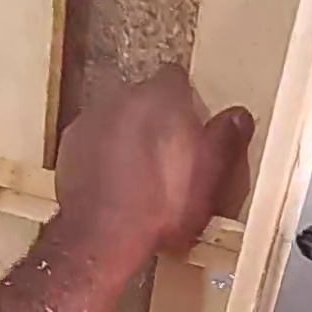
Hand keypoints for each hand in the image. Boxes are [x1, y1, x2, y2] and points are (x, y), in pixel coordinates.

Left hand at [48, 65, 253, 283]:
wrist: (106, 233)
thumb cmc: (165, 205)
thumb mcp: (212, 178)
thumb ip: (227, 140)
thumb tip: (239, 116)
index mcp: (163, 97)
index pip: (178, 78)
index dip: (189, 102)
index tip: (196, 128)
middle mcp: (124, 95)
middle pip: (147, 99)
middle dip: (160, 122)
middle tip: (175, 161)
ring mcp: (92, 117)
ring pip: (121, 119)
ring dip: (133, 139)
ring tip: (146, 179)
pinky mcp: (71, 143)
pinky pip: (97, 141)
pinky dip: (108, 156)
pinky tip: (120, 186)